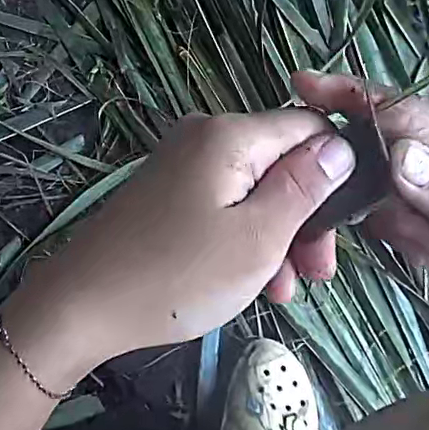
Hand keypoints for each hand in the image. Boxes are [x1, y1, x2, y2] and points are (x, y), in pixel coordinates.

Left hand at [4, 110, 353, 374]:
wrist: (81, 303)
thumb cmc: (177, 274)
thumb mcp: (257, 237)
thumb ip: (305, 187)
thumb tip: (341, 145)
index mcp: (230, 135)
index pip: (308, 126)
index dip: (337, 169)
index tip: (347, 225)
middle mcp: (206, 136)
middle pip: (281, 161)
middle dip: (306, 216)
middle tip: (318, 274)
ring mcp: (183, 162)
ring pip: (255, 188)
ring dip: (278, 234)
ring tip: (282, 291)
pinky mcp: (169, 189)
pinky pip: (224, 202)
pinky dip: (245, 235)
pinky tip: (251, 281)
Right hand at [293, 71, 428, 334]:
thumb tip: (397, 155)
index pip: (414, 114)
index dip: (358, 107)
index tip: (305, 102)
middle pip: (386, 137)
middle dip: (381, 185)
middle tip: (418, 235)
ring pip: (380, 177)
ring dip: (398, 217)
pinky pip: (387, 203)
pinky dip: (400, 230)